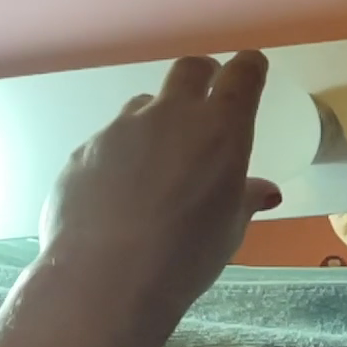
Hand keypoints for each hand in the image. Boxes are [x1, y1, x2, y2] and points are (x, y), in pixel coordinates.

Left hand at [38, 51, 280, 327]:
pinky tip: (123, 197)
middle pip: (189, 70)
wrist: (106, 277)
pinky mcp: (83, 152)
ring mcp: (119, 130)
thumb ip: (245, 198)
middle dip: (204, 76)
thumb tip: (263, 190)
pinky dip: (125, 157)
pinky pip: (111, 142)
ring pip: (146, 107)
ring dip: (160, 122)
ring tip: (162, 165)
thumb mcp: (231, 229)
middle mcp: (169, 115)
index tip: (252, 69)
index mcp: (219, 130)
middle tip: (209, 100)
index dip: (249, 68)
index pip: (242, 75)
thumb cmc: (188, 255)